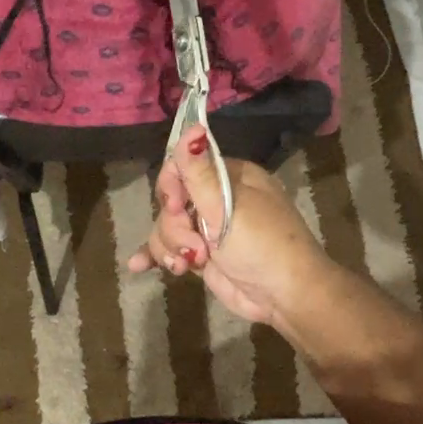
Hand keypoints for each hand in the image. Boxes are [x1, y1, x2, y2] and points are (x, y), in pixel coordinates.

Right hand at [127, 127, 334, 323]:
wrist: (284, 297)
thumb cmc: (262, 245)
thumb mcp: (228, 207)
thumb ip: (200, 172)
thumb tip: (192, 126)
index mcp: (231, 177)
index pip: (183, 168)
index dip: (171, 188)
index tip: (176, 207)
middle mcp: (218, 199)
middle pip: (171, 202)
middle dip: (175, 227)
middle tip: (196, 247)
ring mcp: (209, 230)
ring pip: (167, 228)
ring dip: (170, 246)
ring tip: (189, 264)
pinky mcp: (202, 256)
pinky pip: (171, 250)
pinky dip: (158, 256)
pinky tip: (138, 265)